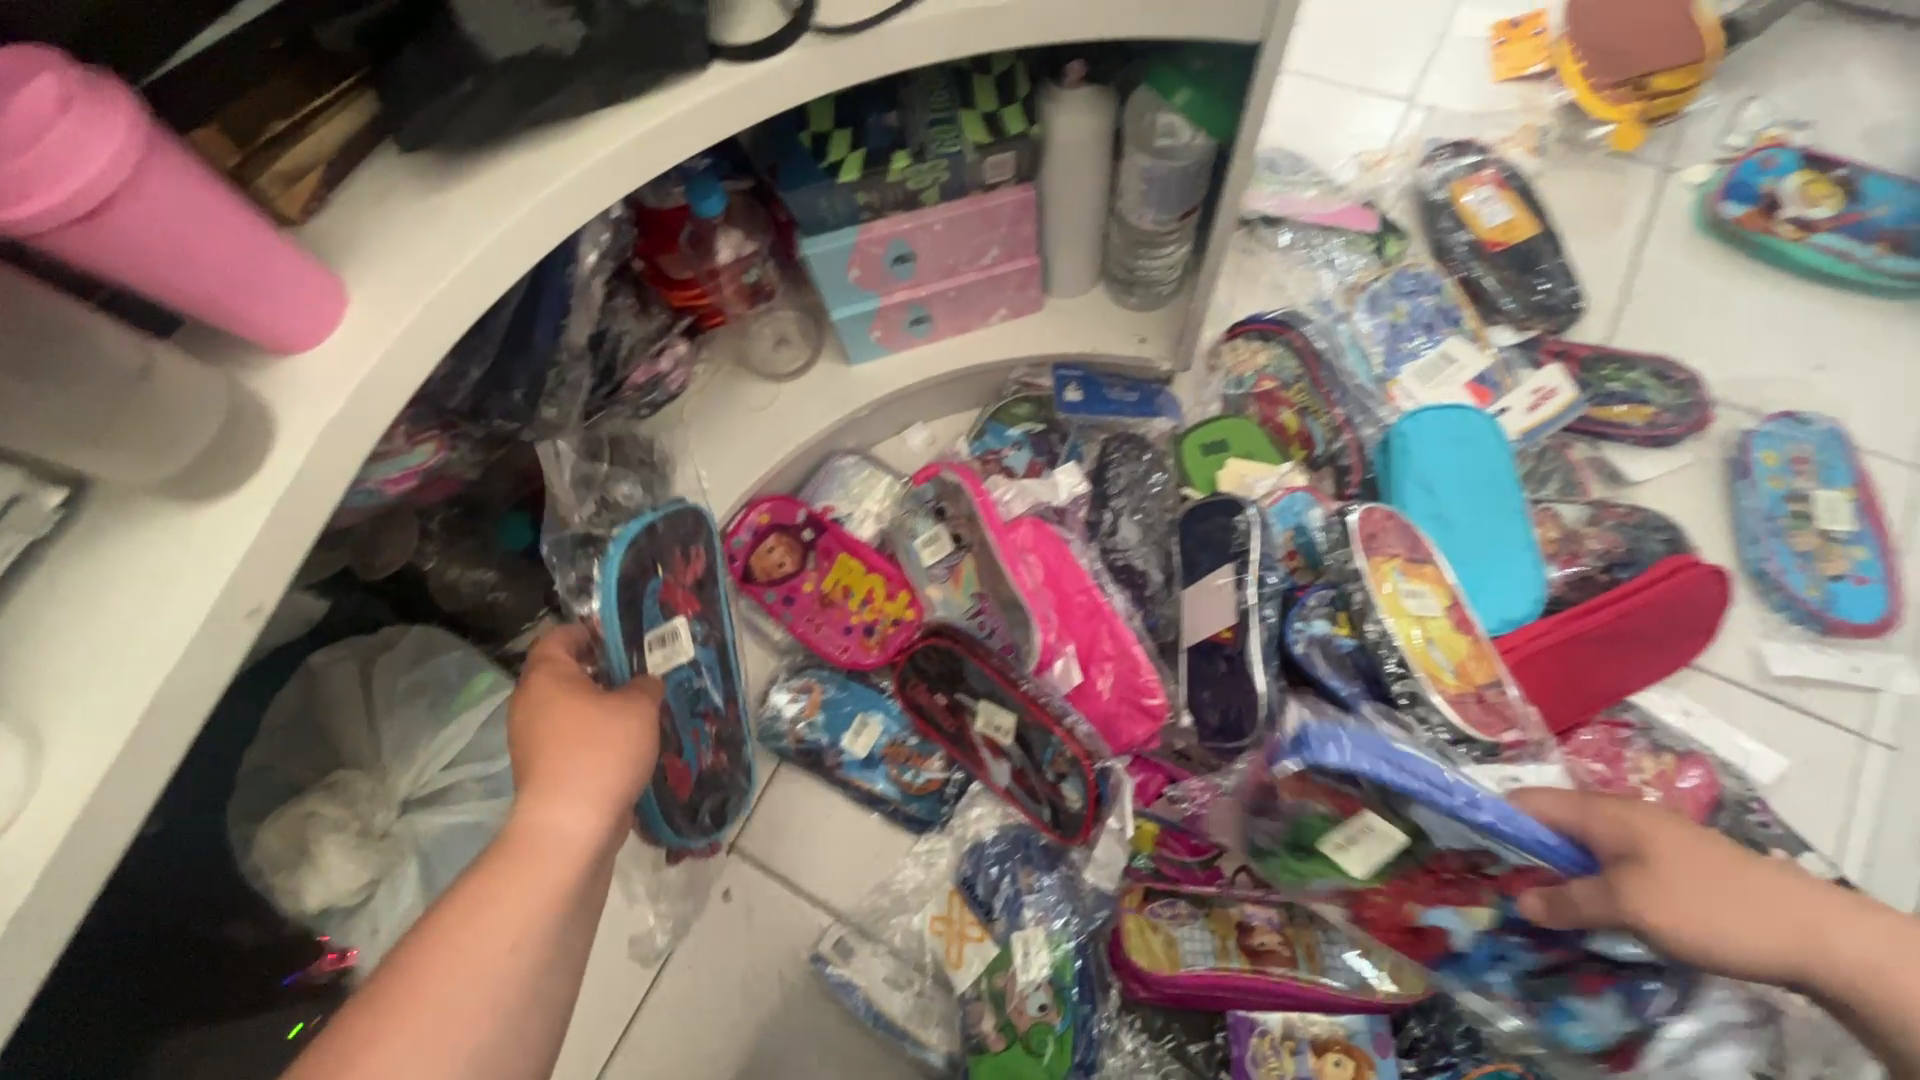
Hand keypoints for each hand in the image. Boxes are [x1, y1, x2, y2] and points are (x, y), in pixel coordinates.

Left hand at [506, 624, 662, 844]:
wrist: (571, 825)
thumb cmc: (602, 751)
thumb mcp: (639, 708)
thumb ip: (646, 685)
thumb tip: (644, 684)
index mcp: (546, 676)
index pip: (558, 637)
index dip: (588, 632)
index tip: (621, 639)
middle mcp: (530, 703)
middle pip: (562, 674)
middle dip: (599, 672)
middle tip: (638, 674)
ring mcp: (531, 739)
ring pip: (567, 708)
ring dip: (598, 706)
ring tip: (638, 711)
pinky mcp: (541, 768)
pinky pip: (569, 738)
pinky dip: (593, 735)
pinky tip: (625, 745)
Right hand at [1507, 787, 1848, 988]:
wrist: (1814, 931)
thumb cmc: (1706, 906)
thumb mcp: (1626, 907)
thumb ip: (1567, 900)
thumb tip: (1519, 900)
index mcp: (1602, 812)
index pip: (1527, 801)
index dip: (1493, 819)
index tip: (1469, 848)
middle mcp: (1621, 814)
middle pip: (1553, 822)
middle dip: (1524, 850)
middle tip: (1501, 884)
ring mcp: (1650, 837)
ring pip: (1584, 845)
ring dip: (1559, 868)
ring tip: (1542, 901)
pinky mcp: (1672, 862)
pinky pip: (1612, 861)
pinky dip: (1591, 879)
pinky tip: (1594, 908)